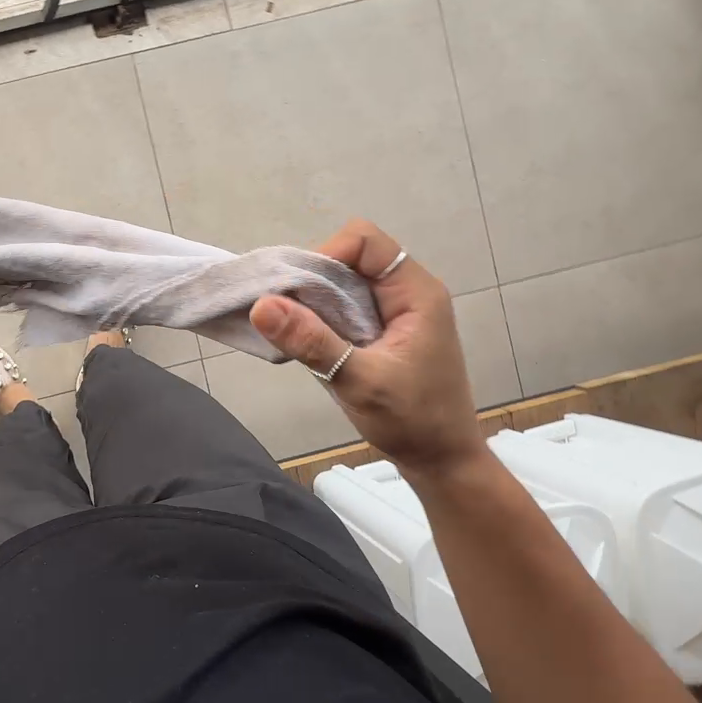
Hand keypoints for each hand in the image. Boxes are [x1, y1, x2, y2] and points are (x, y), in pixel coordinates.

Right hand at [248, 219, 484, 478]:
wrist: (440, 462)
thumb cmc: (413, 421)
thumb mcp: (359, 382)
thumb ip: (312, 341)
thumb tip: (261, 305)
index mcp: (415, 293)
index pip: (364, 241)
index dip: (326, 255)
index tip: (298, 293)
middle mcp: (405, 292)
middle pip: (348, 257)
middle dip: (312, 280)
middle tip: (288, 316)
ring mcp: (393, 311)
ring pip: (341, 281)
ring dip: (312, 301)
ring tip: (295, 332)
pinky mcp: (379, 329)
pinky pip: (342, 305)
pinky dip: (318, 317)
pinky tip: (307, 342)